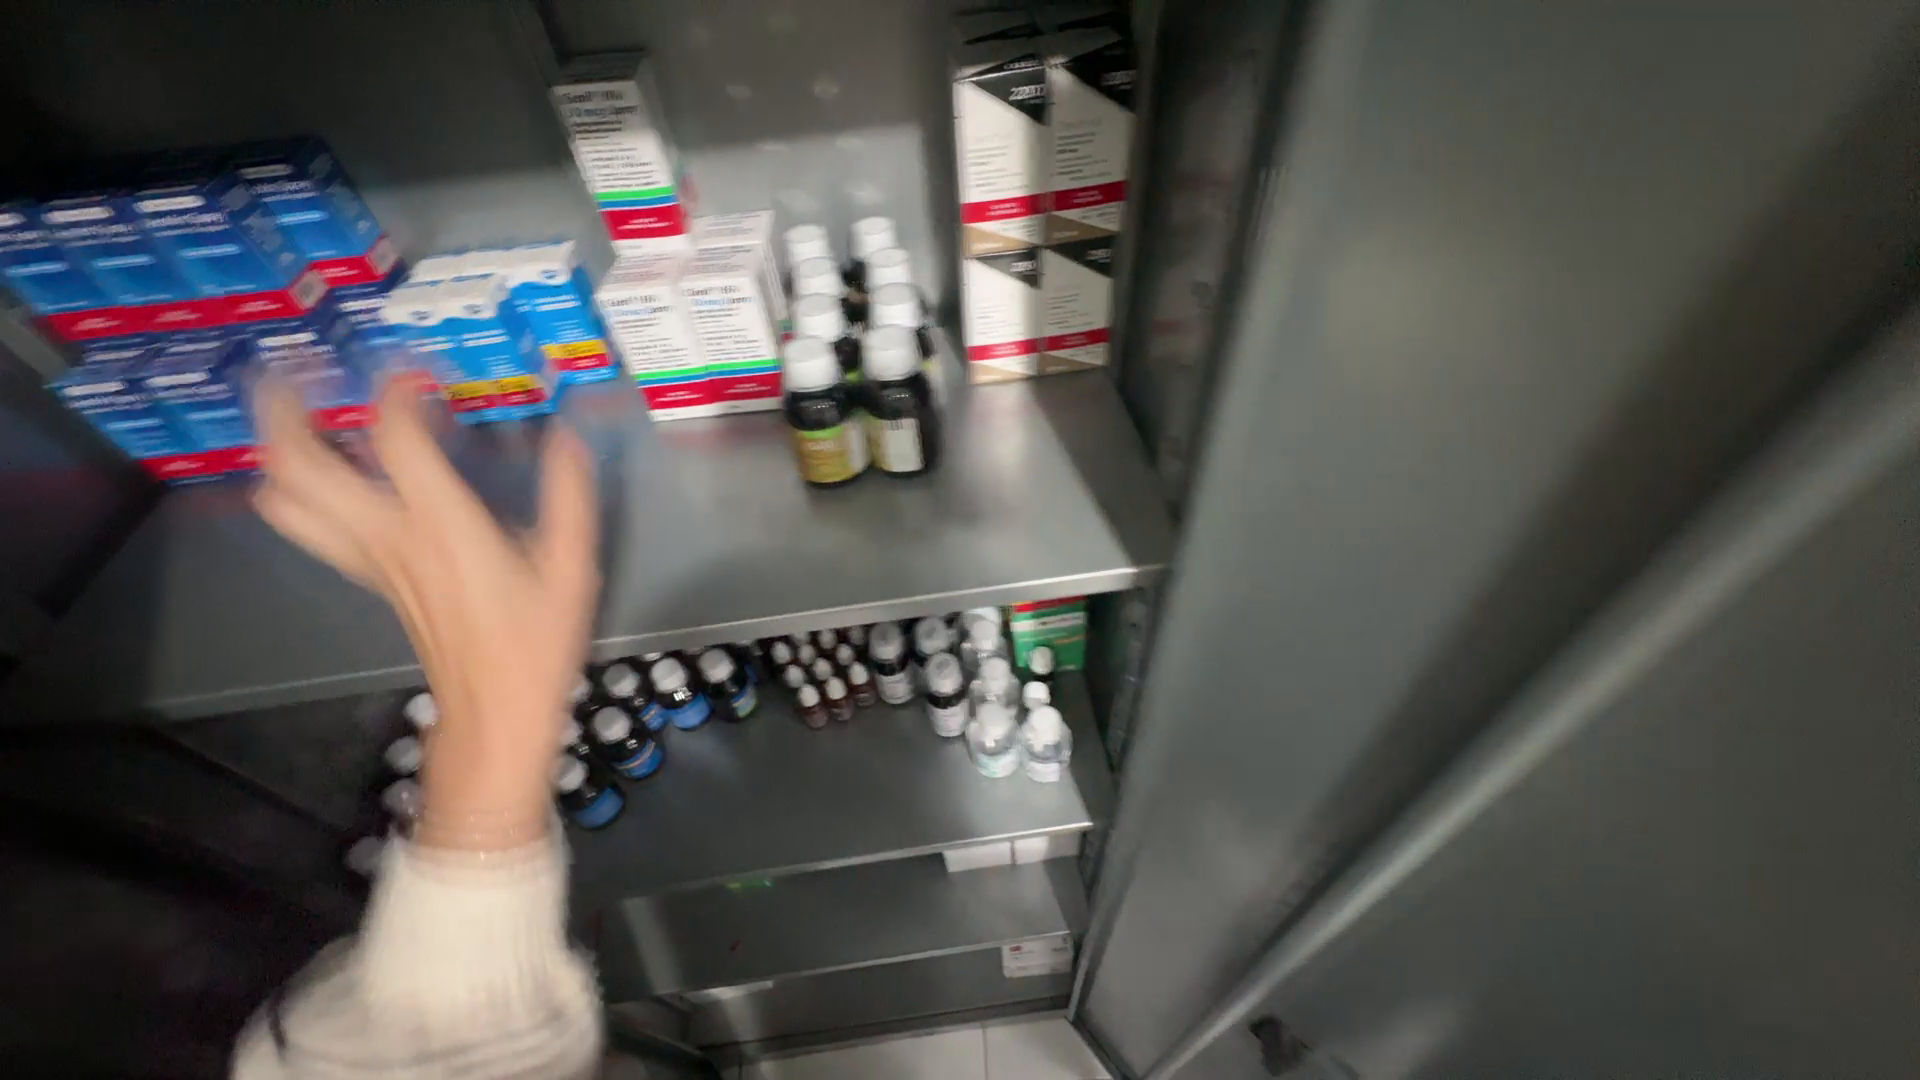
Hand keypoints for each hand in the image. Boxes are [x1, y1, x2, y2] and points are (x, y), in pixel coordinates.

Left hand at [252, 374, 598, 848]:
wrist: (495, 709)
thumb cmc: (537, 638)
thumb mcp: (572, 565)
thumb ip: (568, 496)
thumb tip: (568, 437)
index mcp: (443, 525)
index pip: (396, 437)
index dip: (398, 391)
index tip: (418, 369)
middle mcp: (390, 535)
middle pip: (299, 461)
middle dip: (287, 408)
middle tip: (304, 373)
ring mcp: (369, 559)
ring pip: (285, 496)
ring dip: (278, 448)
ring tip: (302, 415)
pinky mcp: (368, 577)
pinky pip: (307, 524)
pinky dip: (299, 488)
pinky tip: (330, 474)